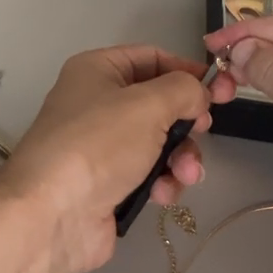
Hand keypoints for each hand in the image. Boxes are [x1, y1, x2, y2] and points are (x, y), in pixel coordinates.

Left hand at [0, 46, 221, 272]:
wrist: (52, 215)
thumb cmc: (97, 145)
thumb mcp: (147, 105)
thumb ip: (182, 90)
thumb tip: (198, 93)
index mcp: (97, 70)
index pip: (151, 58)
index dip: (186, 71)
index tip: (220, 89)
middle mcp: (97, 103)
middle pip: (159, 103)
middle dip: (186, 122)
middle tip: (202, 132)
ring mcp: (103, 146)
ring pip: (160, 142)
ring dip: (179, 158)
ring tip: (183, 174)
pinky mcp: (110, 183)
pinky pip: (150, 174)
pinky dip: (162, 182)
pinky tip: (161, 194)